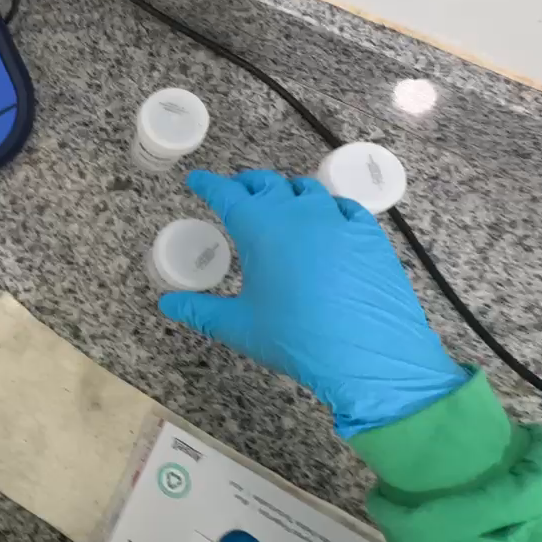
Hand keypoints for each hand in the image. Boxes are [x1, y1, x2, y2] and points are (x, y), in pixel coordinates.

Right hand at [159, 169, 465, 435]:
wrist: (374, 361)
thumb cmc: (296, 339)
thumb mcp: (238, 327)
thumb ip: (199, 311)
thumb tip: (167, 304)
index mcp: (259, 228)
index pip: (225, 193)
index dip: (207, 184)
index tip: (197, 181)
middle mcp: (296, 214)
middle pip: (266, 183)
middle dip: (246, 183)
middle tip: (236, 191)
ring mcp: (336, 221)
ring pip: (306, 189)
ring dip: (286, 191)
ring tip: (280, 203)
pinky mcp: (369, 236)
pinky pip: (344, 207)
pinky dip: (328, 207)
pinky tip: (327, 221)